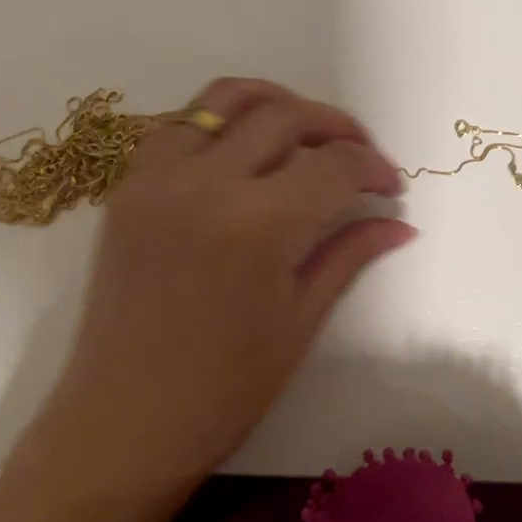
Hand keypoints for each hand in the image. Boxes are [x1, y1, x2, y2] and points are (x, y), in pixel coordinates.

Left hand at [0, 79, 413, 521]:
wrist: (121, 423)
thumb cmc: (222, 390)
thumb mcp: (299, 322)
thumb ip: (349, 255)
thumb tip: (400, 223)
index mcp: (257, 224)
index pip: (333, 164)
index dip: (372, 167)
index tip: (390, 185)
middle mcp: (206, 182)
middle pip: (285, 115)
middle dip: (335, 126)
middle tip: (357, 154)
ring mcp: (159, 178)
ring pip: (226, 98)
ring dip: (275, 103)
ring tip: (302, 132)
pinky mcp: (129, 186)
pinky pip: (179, 124)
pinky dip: (218, 121)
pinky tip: (240, 151)